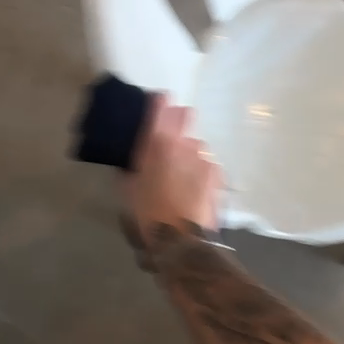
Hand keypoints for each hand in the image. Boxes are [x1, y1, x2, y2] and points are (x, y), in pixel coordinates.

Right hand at [125, 95, 219, 250]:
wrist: (181, 242)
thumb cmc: (147, 214)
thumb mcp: (128, 190)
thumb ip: (127, 168)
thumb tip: (127, 160)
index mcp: (157, 143)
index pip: (162, 103)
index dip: (160, 102)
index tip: (157, 105)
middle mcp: (182, 142)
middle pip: (186, 115)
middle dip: (180, 120)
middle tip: (172, 140)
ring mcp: (203, 156)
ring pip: (197, 143)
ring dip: (190, 152)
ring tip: (184, 174)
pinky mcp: (217, 172)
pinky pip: (208, 163)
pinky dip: (202, 170)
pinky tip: (196, 187)